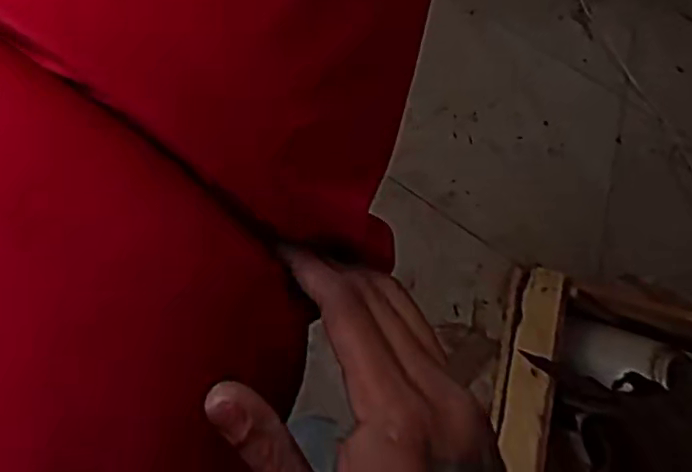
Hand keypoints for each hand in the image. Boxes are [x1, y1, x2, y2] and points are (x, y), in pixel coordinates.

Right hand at [204, 251, 499, 471]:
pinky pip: (425, 335)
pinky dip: (387, 307)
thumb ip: (270, 450)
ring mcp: (465, 406)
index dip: (309, 266)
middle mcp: (442, 398)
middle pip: (380, 295)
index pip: (348, 305)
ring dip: (361, 279)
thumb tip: (218, 395)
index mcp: (400, 415)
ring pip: (409, 307)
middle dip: (332, 262)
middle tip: (290, 248)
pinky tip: (359, 313)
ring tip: (317, 270)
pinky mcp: (473, 418)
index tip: (276, 242)